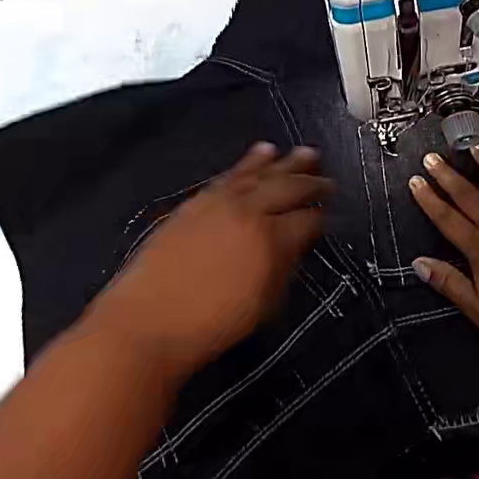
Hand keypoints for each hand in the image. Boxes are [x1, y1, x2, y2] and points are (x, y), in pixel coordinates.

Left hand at [87, 143, 332, 378]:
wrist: (147, 322)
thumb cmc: (210, 326)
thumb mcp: (263, 304)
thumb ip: (284, 268)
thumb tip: (295, 244)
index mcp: (271, 240)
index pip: (307, 220)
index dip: (322, 217)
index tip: (330, 214)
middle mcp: (250, 212)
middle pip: (288, 188)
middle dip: (311, 183)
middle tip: (328, 179)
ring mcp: (221, 202)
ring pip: (261, 174)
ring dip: (285, 163)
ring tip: (304, 153)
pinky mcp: (197, 201)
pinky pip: (231, 175)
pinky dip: (249, 162)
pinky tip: (262, 152)